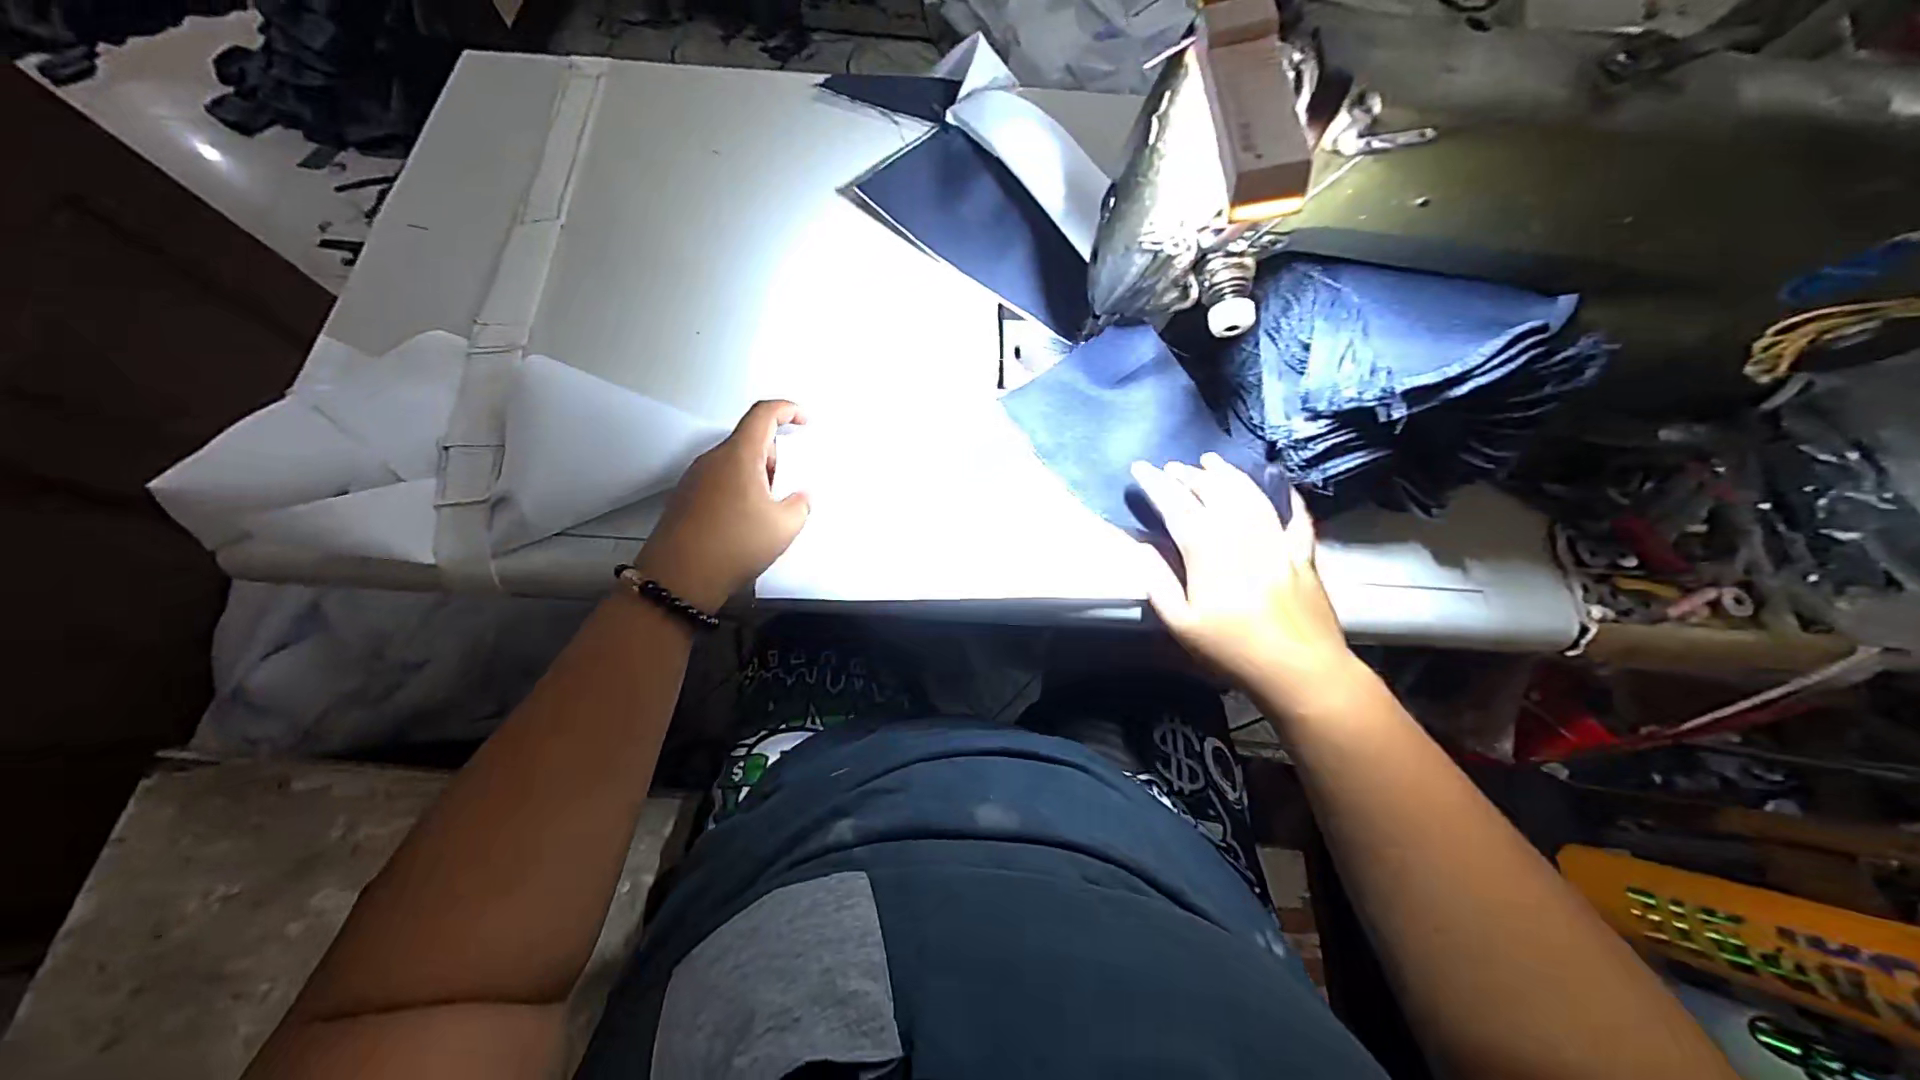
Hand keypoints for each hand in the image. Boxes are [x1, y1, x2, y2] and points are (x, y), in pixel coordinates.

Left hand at [634, 400, 809, 611]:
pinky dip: (738, 491)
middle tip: (787, 484)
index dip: (787, 410)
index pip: (763, 414)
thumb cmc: (730, 547)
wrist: (679, 578)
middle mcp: (713, 460)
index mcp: (739, 456)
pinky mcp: (686, 498)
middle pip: (749, 440)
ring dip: (756, 476)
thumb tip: (800, 498)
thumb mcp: (784, 527)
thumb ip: (800, 504)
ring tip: (767, 511)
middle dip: (775, 456)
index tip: (802, 418)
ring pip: (734, 463)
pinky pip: (719, 481)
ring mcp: (695, 478)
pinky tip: (745, 523)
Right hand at [1131, 454, 1358, 713]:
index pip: (1178, 506)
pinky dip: (1286, 496)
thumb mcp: (1182, 624)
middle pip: (1214, 493)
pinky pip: (1295, 515)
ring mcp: (1277, 542)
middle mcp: (1243, 537)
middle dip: (1189, 475)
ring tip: (1211, 462)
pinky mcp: (1303, 554)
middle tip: (1172, 467)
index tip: (1141, 468)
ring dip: (1229, 475)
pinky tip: (1277, 485)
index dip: (1157, 485)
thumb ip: (1158, 583)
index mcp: (1209, 553)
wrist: (1300, 670)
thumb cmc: (1232, 650)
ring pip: (1250, 496)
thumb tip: (1141, 547)